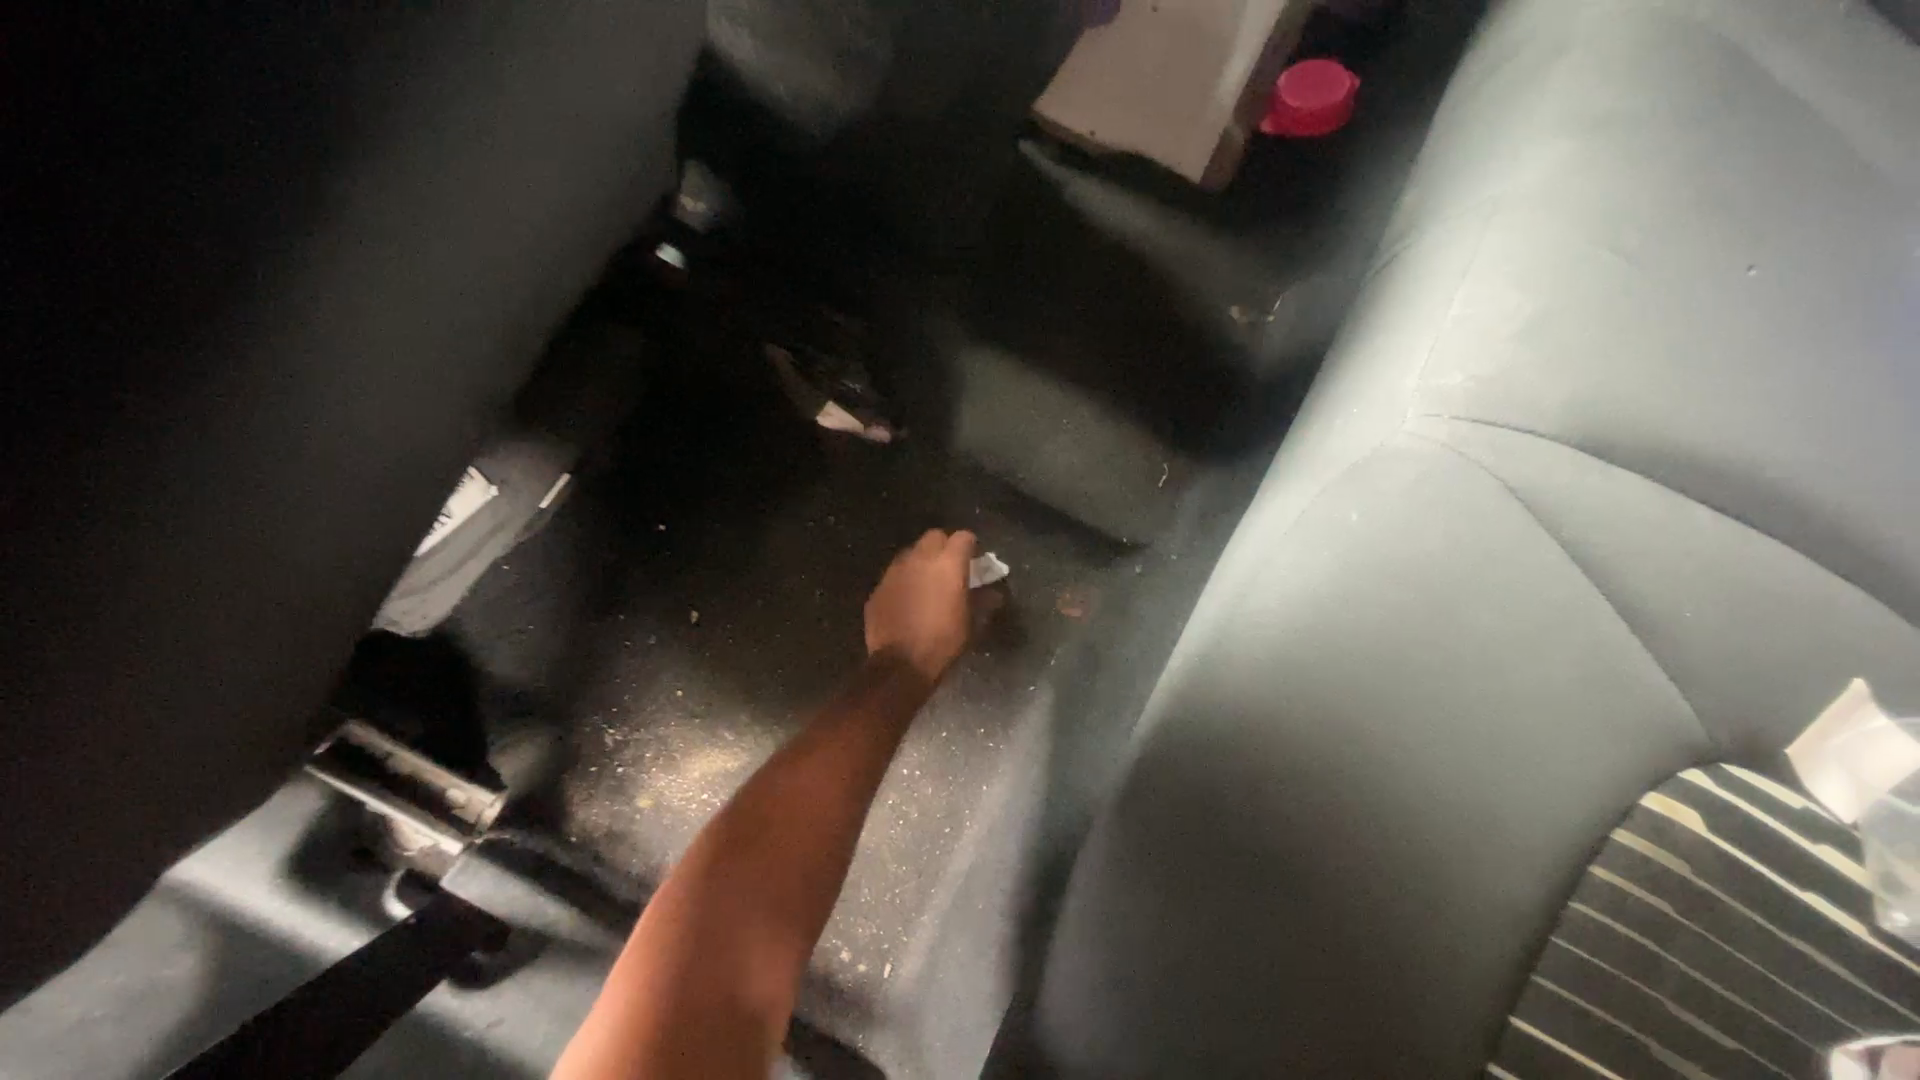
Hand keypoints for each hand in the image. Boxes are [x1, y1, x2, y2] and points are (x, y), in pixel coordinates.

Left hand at [865, 529, 976, 682]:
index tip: (974, 560)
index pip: (963, 537)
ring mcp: (895, 571)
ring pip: (911, 553)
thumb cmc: (944, 642)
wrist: (901, 664)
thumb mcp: (972, 624)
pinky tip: (908, 601)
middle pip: (934, 536)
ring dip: (922, 561)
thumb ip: (983, 602)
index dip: (970, 546)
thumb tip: (994, 594)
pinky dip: (904, 581)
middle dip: (944, 546)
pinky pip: (895, 575)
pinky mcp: (878, 587)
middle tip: (950, 567)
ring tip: (927, 583)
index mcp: (948, 564)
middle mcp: (920, 559)